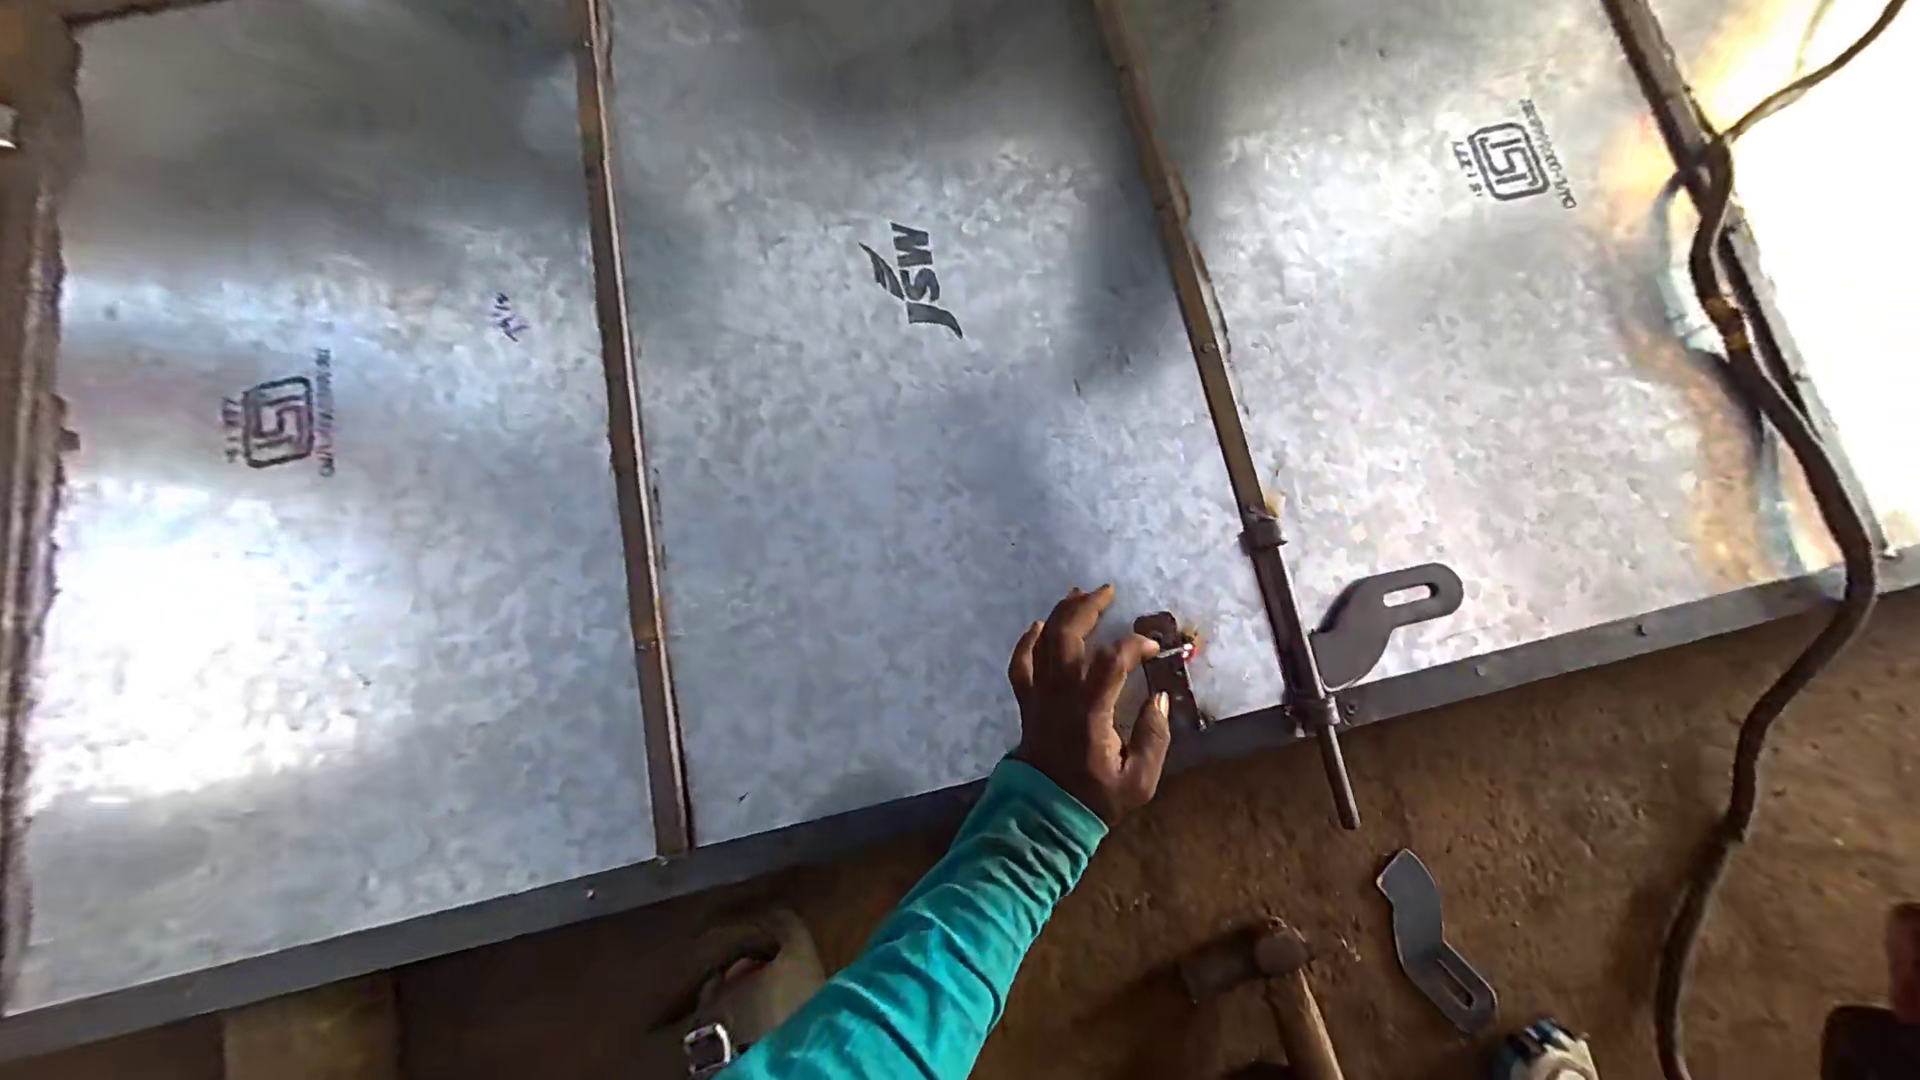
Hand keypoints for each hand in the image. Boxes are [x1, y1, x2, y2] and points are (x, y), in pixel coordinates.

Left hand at [1007, 585, 1172, 823]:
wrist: (1044, 814)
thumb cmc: (1095, 797)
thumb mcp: (1139, 781)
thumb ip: (1154, 738)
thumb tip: (1161, 698)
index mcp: (1090, 713)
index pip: (1110, 662)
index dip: (1132, 645)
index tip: (1152, 646)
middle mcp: (1060, 695)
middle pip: (1066, 637)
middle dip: (1087, 608)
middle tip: (1107, 591)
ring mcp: (1038, 695)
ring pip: (1043, 643)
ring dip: (1061, 614)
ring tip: (1079, 593)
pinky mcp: (1027, 701)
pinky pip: (1020, 664)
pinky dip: (1027, 642)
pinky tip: (1038, 625)